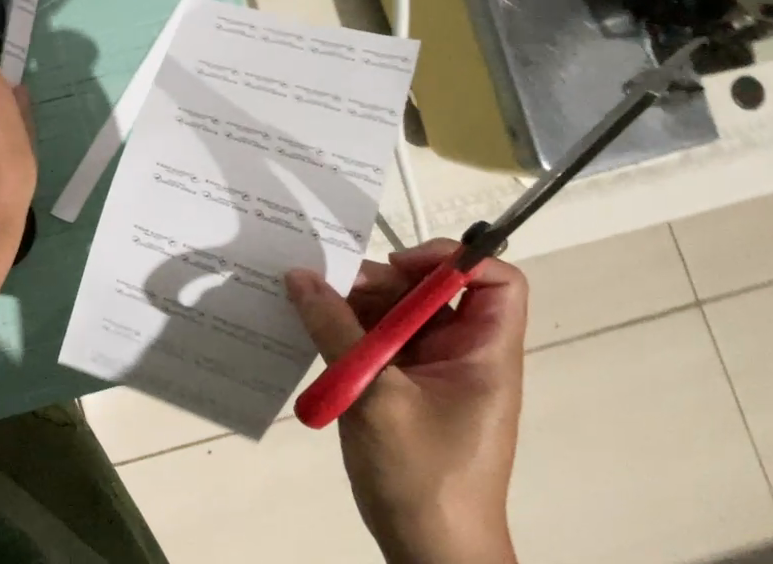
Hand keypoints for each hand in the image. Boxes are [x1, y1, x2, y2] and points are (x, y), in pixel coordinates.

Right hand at [285, 241, 526, 563]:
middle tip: (327, 290)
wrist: (431, 549)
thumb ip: (335, 331)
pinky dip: (342, 332)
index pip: (495, 282)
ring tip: (309, 315)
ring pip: (394, 314)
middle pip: (429, 291)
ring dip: (351, 308)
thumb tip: (300, 276)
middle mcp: (461, 356)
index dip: (451, 260)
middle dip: (376, 282)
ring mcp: (430, 373)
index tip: (393, 265)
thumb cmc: (423, 475)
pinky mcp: (400, 388)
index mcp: (483, 356)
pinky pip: (373, 341)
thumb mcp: (374, 396)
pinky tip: (310, 336)